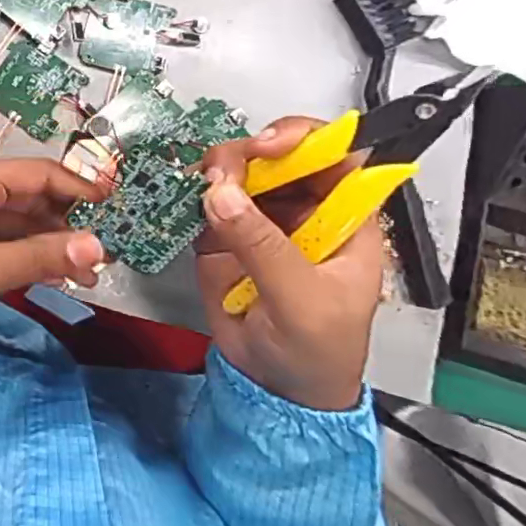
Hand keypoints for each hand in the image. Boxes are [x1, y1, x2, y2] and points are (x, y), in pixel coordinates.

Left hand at [0, 158, 109, 322]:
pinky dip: (28, 251)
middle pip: (33, 194)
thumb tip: (97, 247)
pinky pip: (3, 234)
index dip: (81, 186)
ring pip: (21, 218)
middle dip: (70, 221)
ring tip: (88, 274)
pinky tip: (54, 273)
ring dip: (52, 241)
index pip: (40, 173)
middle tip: (107, 251)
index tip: (118, 204)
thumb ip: (38, 258)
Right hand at [194, 117, 386, 410]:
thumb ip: (263, 247)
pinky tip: (182, 196)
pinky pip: (204, 199)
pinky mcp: (219, 234)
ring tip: (201, 188)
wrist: (273, 385)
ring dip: (216, 169)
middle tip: (221, 172)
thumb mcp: (302, 300)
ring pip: (238, 171)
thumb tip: (219, 192)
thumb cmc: (316, 348)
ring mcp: (257, 220)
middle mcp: (300, 210)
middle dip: (250, 152)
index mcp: (343, 221)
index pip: (338, 159)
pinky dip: (189, 191)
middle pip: (280, 156)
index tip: (271, 145)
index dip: (309, 140)